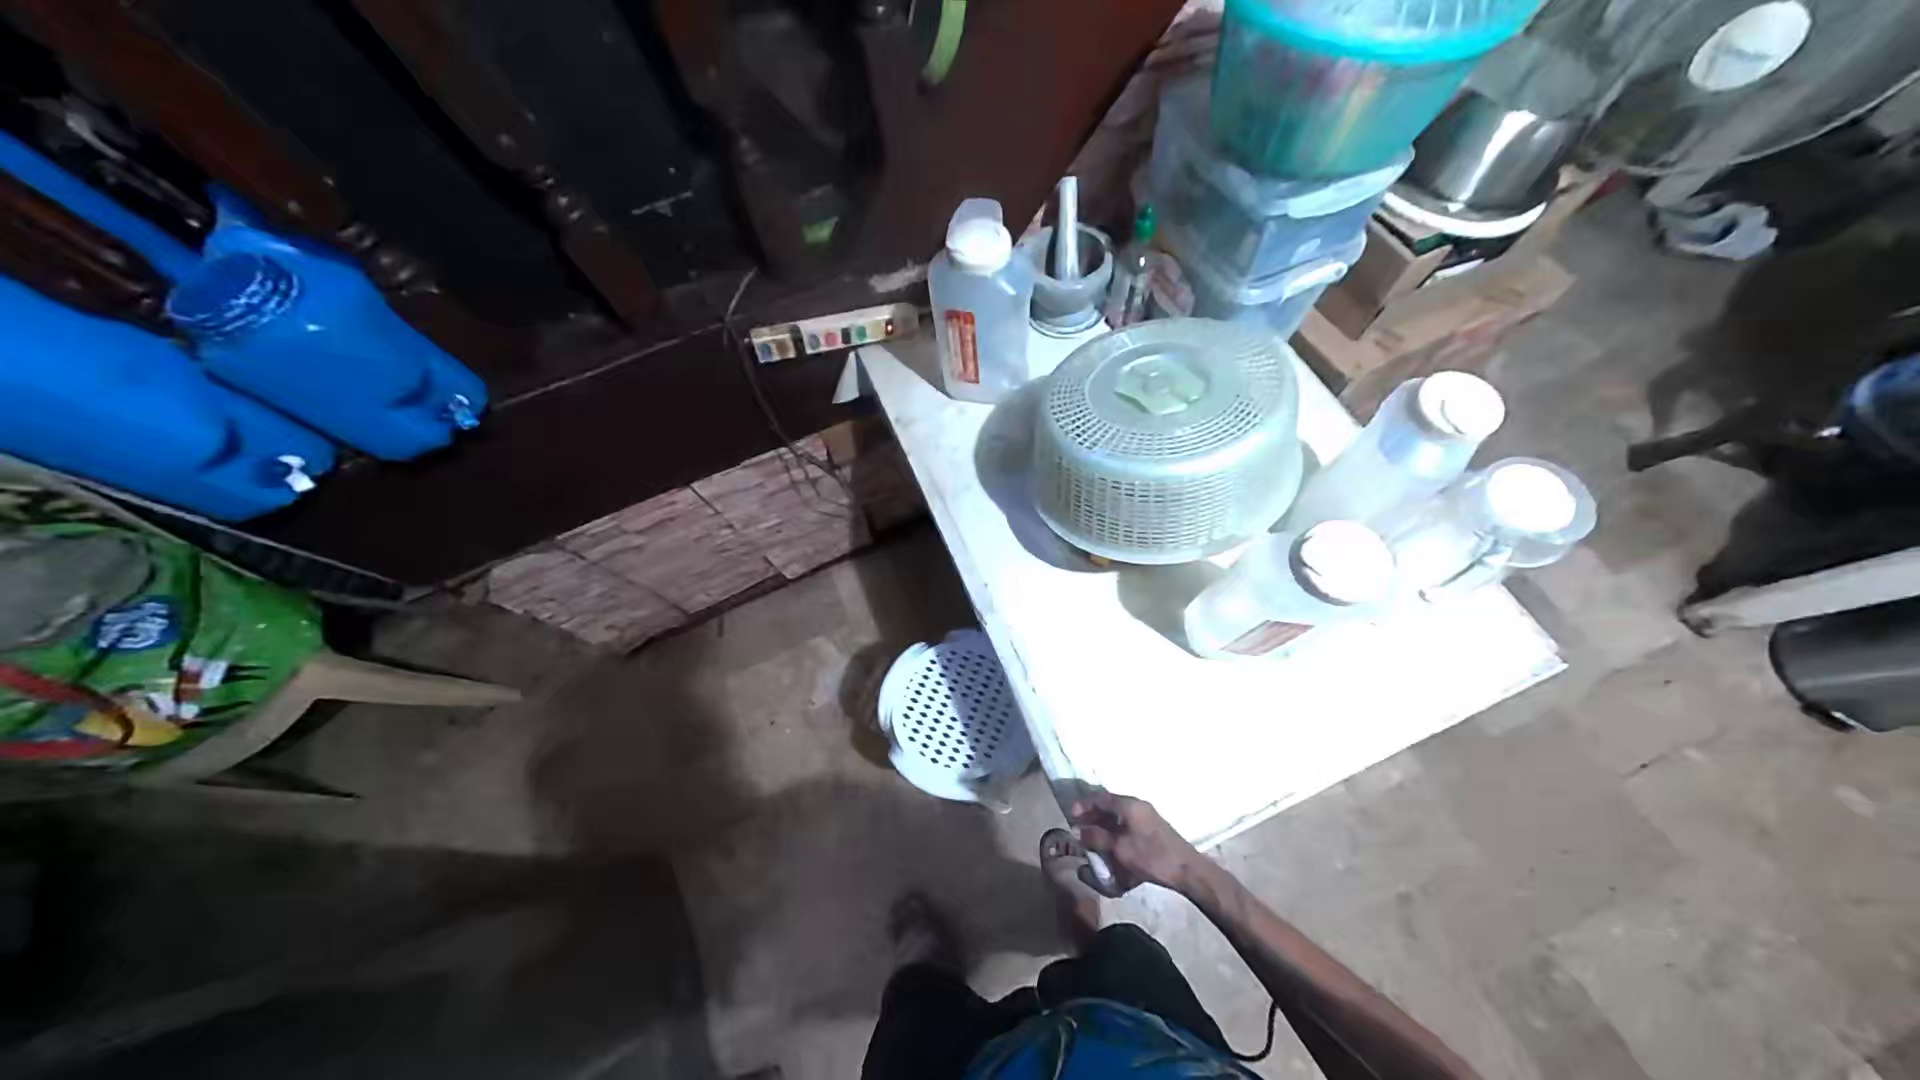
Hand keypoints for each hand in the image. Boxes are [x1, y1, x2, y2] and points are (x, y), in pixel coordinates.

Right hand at [1070, 792, 1206, 895]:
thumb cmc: (1151, 856)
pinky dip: (1114, 830)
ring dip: (1103, 824)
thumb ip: (1098, 838)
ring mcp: (1147, 817)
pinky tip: (1108, 843)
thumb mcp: (1120, 848)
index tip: (1071, 814)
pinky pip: (1127, 824)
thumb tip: (1081, 831)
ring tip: (1090, 836)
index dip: (1084, 805)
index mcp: (1130, 805)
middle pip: (1110, 806)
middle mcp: (1138, 806)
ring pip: (1118, 816)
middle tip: (1077, 825)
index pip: (1101, 798)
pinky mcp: (1152, 830)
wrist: (1186, 870)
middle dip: (1092, 815)